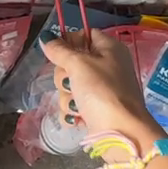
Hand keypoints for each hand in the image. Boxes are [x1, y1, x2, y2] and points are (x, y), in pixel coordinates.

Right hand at [43, 29, 164, 149]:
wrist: (121, 133)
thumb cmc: (102, 91)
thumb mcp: (79, 65)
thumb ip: (60, 50)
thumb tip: (45, 37)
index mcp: (109, 49)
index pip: (84, 35)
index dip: (68, 42)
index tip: (56, 51)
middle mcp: (106, 67)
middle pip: (72, 62)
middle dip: (65, 76)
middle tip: (72, 83)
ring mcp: (100, 90)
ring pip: (70, 85)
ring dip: (68, 97)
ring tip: (78, 105)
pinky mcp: (95, 110)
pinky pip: (73, 105)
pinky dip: (72, 112)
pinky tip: (78, 118)